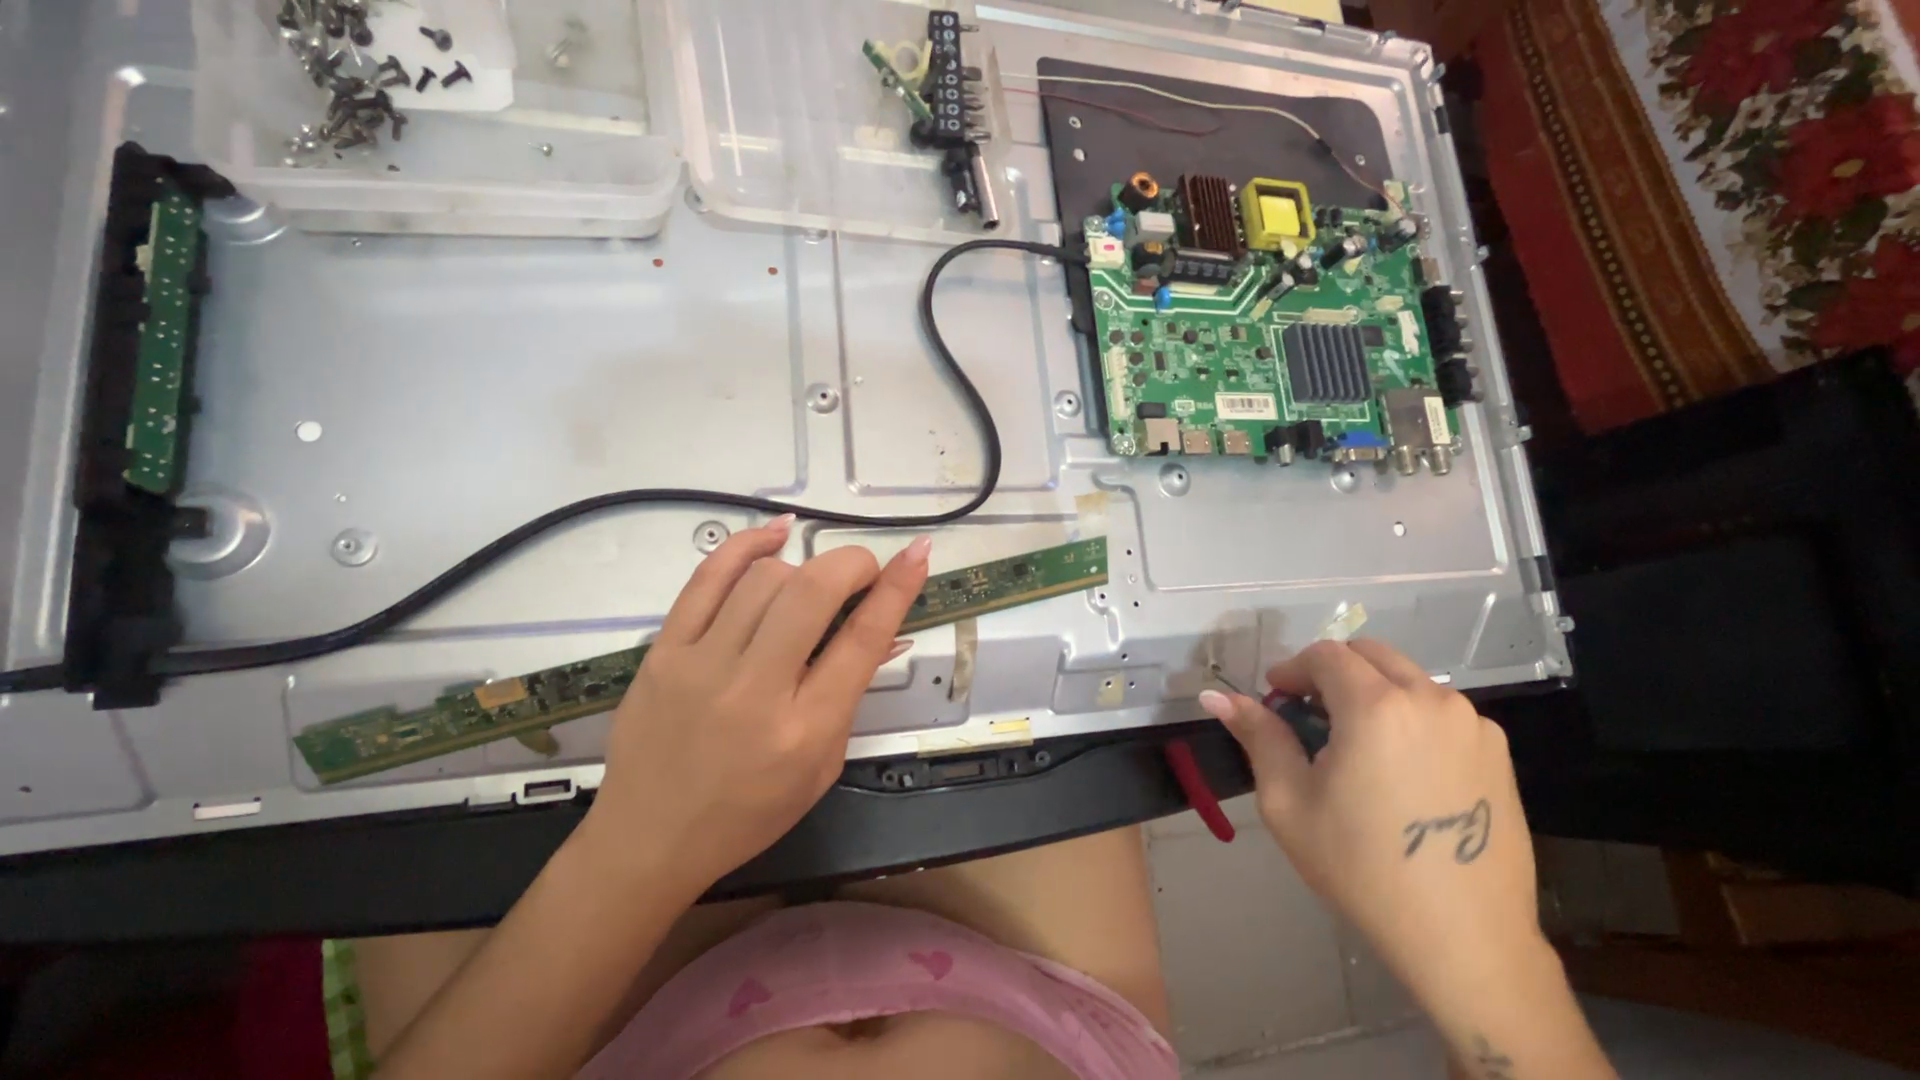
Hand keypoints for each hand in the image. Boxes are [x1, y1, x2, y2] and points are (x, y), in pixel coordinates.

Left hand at [586, 517, 930, 893]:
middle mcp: (755, 690)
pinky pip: (708, 577)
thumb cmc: (748, 814)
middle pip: (813, 592)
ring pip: (764, 577)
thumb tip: (882, 630)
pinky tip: (775, 535)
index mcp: (805, 730)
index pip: (861, 640)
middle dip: (851, 565)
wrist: (649, 838)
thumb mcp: (820, 768)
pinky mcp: (663, 651)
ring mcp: (702, 665)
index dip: (897, 588)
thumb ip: (849, 696)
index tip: (918, 553)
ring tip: (808, 587)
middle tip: (862, 572)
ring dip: (802, 570)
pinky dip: (747, 545)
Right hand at [1199, 640, 1543, 1004]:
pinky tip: (1400, 772)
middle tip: (1310, 718)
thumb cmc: (1361, 867)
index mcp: (1376, 706)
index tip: (1275, 701)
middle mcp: (1431, 699)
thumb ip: (1258, 736)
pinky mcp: (1497, 751)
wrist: (1462, 934)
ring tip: (1355, 748)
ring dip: (1373, 694)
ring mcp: (1473, 724)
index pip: (1326, 655)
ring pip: (1409, 681)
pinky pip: (1442, 712)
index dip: (1293, 670)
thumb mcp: (1289, 802)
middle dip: (1332, 673)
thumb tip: (1215, 695)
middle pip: (1371, 656)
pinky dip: (1411, 719)